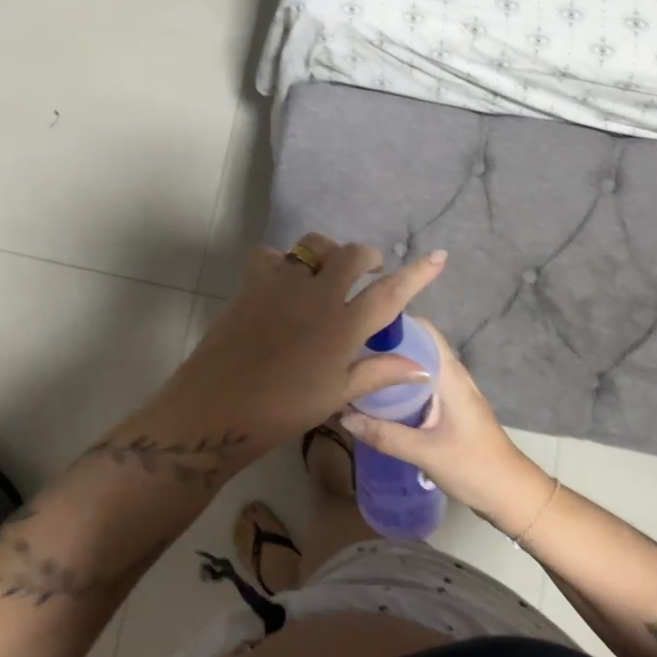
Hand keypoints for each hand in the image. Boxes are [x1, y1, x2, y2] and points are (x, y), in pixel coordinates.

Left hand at [141, 234, 447, 463]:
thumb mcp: (336, 395)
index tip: (439, 256)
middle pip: (351, 256)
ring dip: (327, 252)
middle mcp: (316, 295)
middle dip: (366, 257)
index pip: (390, 293)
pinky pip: (271, 256)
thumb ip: (376, 373)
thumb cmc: (284, 409)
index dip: (417, 274)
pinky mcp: (252, 284)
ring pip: (312, 246)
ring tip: (327, 272)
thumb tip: (419, 367)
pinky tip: (282, 281)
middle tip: (370, 272)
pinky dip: (282, 261)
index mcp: (343, 326)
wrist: (218, 406)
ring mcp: (281, 285)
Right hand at [339, 320, 554, 534]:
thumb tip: (343, 415)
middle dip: (383, 347)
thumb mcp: (425, 452)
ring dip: (389, 370)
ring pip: (415, 370)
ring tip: (354, 372)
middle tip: (347, 352)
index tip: (358, 326)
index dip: (392, 323)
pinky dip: (397, 390)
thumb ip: (384, 434)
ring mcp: (450, 394)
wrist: (512, 496)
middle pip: (414, 348)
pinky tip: (375, 400)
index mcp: (449, 374)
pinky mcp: (448, 411)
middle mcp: (451, 376)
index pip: (421, 330)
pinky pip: (417, 389)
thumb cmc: (475, 466)